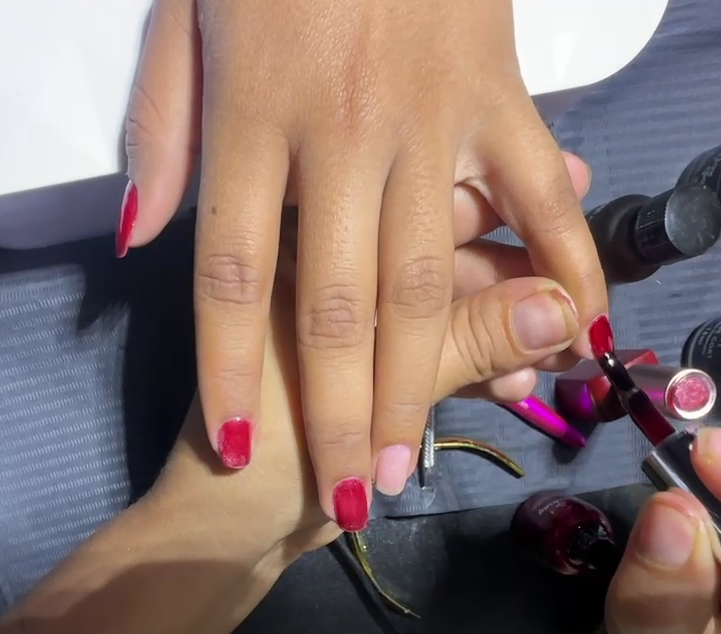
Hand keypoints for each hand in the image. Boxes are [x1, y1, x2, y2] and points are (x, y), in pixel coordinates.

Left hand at [123, 0, 607, 528]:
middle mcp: (337, 135)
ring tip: (410, 463)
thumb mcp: (181, 17)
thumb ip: (162, 139)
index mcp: (250, 119)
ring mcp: (426, 116)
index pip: (228, 279)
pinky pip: (533, 192)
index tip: (235, 454)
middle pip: (335, 308)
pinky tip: (581, 338)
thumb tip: (138, 244)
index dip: (228, 375)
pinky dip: (567, 263)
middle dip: (337, 415)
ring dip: (422, 383)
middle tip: (344, 498)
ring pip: (427, 280)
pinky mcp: (497, 89)